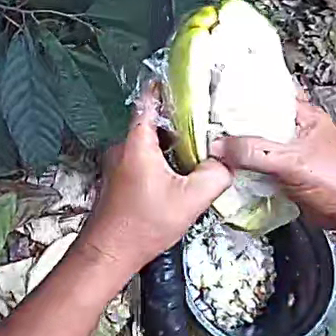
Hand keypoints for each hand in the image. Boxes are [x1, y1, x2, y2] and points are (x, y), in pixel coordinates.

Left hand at [76, 89, 233, 276]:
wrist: (107, 254)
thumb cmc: (144, 224)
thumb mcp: (191, 200)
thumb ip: (216, 176)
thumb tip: (227, 163)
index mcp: (137, 143)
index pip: (148, 101)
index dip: (166, 87)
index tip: (186, 81)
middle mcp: (123, 148)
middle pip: (153, 122)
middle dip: (178, 121)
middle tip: (206, 123)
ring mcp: (117, 164)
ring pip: (148, 143)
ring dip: (171, 145)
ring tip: (198, 150)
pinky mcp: (118, 180)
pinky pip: (142, 159)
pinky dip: (161, 160)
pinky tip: (179, 174)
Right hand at [210, 99, 335, 229]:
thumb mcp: (291, 161)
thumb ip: (254, 152)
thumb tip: (219, 145)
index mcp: (306, 116)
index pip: (270, 97)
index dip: (244, 97)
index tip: (217, 100)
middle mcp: (300, 132)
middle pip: (262, 124)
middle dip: (238, 128)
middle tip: (210, 128)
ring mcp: (296, 155)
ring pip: (262, 147)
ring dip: (243, 152)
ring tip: (216, 150)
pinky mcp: (292, 176)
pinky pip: (265, 168)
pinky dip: (250, 171)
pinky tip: (233, 173)